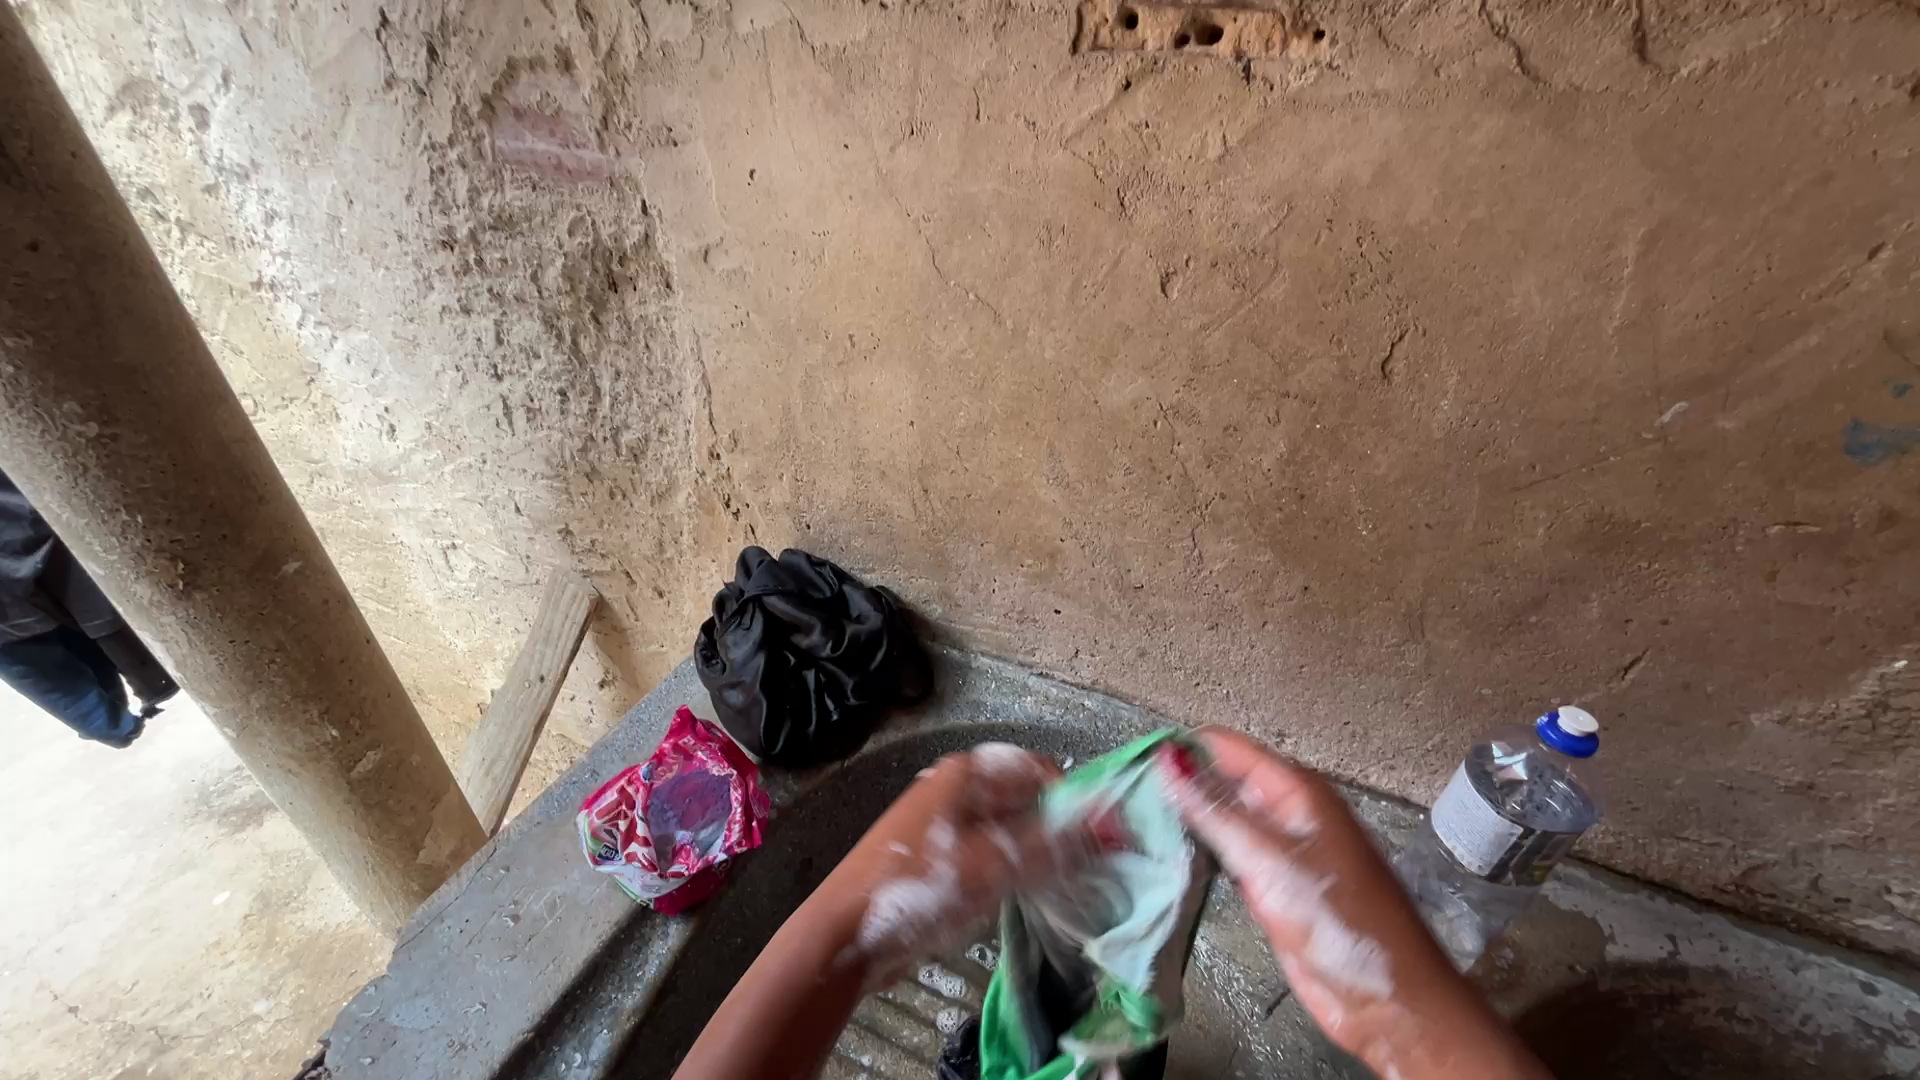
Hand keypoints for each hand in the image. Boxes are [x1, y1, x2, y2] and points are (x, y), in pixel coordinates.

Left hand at [812, 742, 1090, 983]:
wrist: (847, 934)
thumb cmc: (917, 887)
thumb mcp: (992, 865)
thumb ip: (1054, 845)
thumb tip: (1108, 825)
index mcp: (967, 774)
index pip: (1037, 769)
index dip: (1072, 798)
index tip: (1102, 835)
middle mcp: (959, 790)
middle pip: (1025, 798)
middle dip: (1059, 828)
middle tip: (1091, 865)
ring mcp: (950, 824)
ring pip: (1011, 829)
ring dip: (1040, 853)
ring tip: (1069, 884)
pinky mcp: (944, 858)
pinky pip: (993, 854)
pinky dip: (1016, 870)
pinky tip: (1032, 896)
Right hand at [1159, 728, 1548, 1079]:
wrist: (1386, 1001)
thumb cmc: (1338, 919)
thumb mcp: (1266, 857)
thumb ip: (1212, 809)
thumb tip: (1167, 759)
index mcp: (1296, 790)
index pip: (1228, 748)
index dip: (1184, 749)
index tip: (1135, 759)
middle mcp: (1286, 810)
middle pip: (1222, 779)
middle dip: (1179, 781)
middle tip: (1125, 790)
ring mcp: (1277, 847)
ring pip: (1220, 815)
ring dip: (1185, 815)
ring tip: (1134, 815)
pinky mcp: (1269, 881)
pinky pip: (1225, 850)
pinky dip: (1198, 847)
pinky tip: (1164, 850)